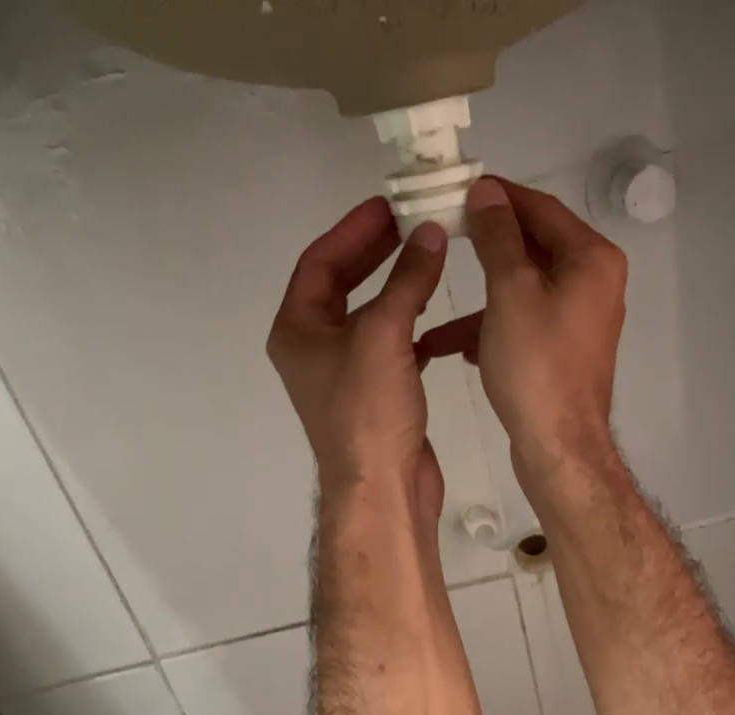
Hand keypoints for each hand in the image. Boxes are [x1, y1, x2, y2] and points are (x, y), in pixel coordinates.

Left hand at [267, 198, 450, 517]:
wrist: (382, 486)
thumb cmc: (369, 410)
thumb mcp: (384, 334)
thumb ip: (407, 280)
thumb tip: (430, 233)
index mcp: (297, 330)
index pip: (319, 263)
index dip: (353, 231)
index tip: (388, 207)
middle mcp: (314, 349)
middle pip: (341, 286)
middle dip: (375, 254)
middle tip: (411, 224)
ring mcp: (344, 374)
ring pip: (368, 315)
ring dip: (396, 287)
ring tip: (429, 261)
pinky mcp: (375, 395)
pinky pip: (391, 345)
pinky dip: (411, 325)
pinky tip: (436, 314)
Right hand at [417, 177, 627, 477]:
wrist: (558, 444)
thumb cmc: (536, 364)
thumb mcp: (510, 291)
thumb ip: (497, 236)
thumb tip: (487, 192)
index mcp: (592, 259)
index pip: (542, 208)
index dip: (499, 196)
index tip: (457, 189)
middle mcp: (595, 282)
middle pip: (535, 247)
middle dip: (486, 247)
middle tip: (442, 235)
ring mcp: (582, 319)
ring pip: (525, 289)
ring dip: (482, 298)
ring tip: (438, 305)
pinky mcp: (566, 350)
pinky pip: (527, 321)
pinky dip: (494, 327)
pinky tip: (456, 346)